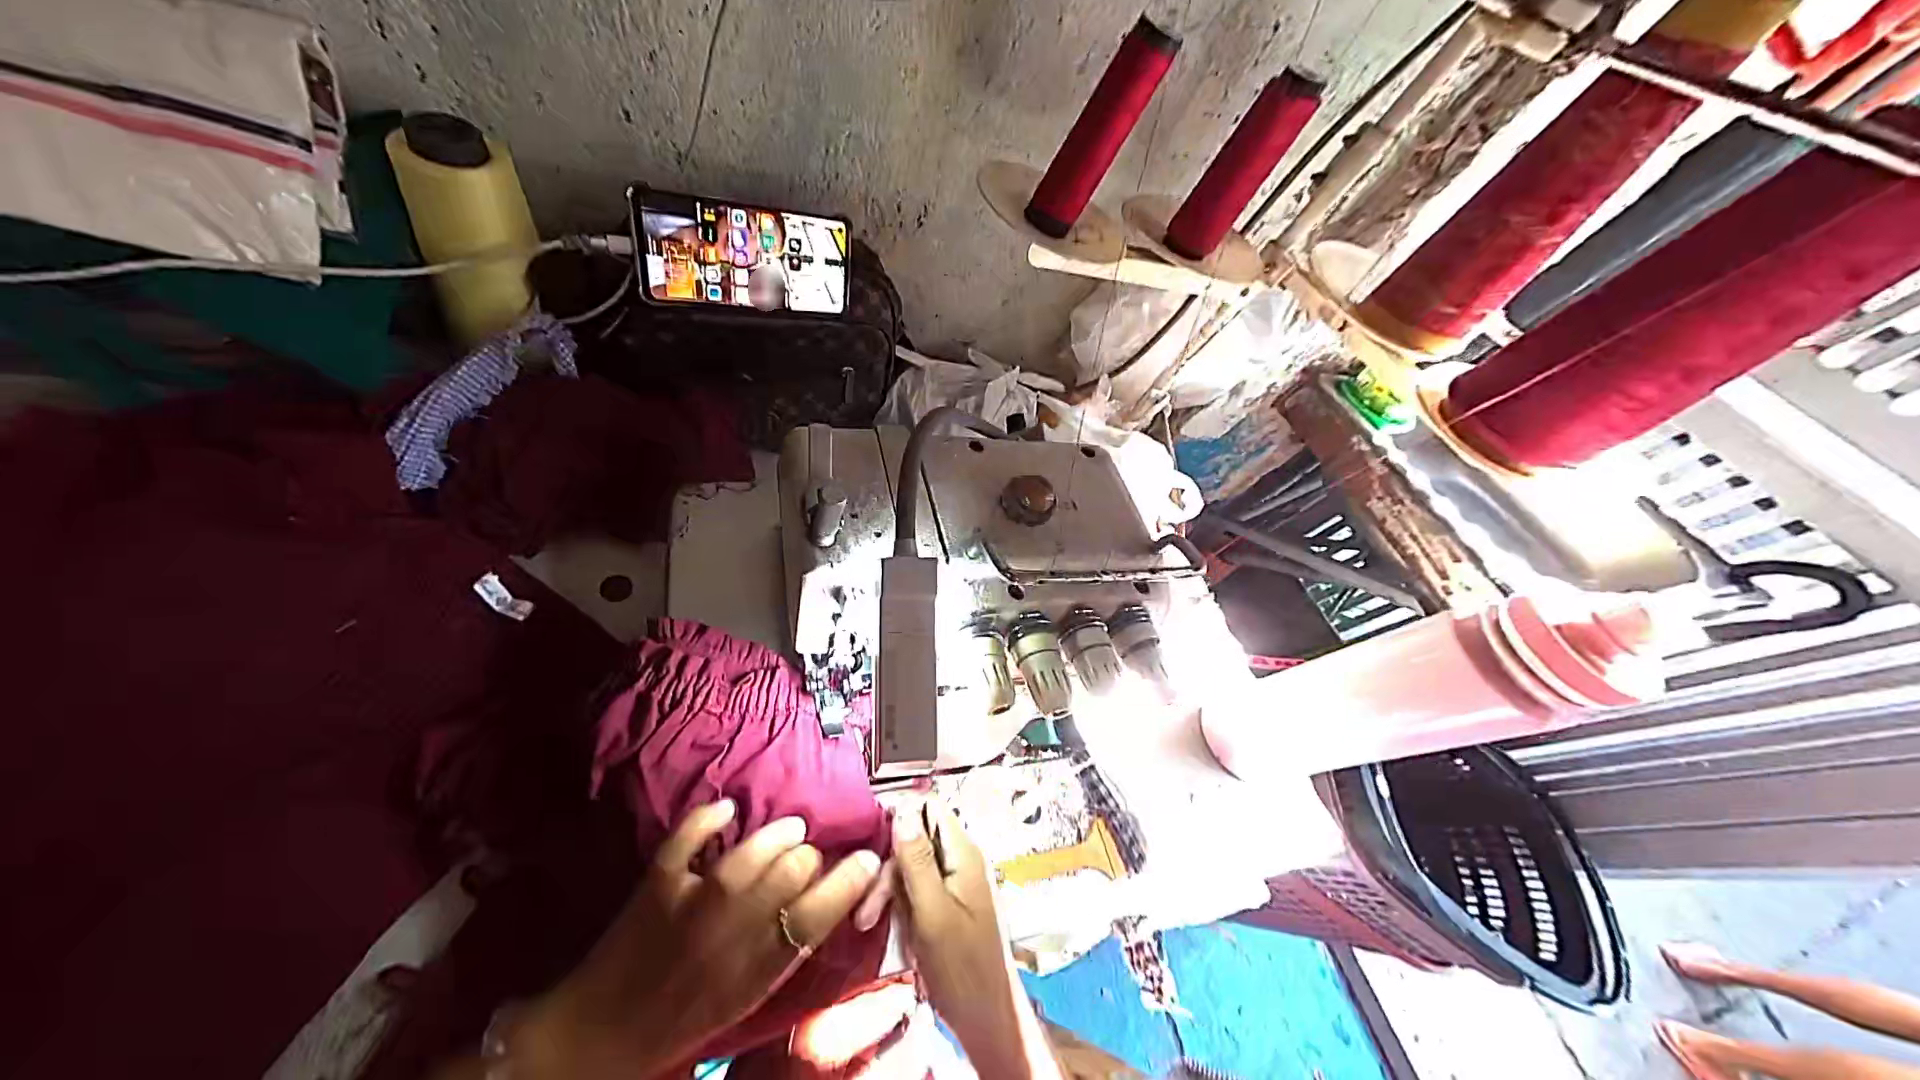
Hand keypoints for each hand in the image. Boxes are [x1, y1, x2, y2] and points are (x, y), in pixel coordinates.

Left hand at [509, 800, 883, 1079]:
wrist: (601, 1035)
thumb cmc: (686, 1017)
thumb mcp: (750, 995)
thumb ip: (787, 948)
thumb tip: (827, 895)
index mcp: (760, 966)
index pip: (820, 912)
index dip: (851, 879)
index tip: (868, 858)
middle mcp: (732, 931)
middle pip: (794, 867)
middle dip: (810, 857)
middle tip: (806, 858)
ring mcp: (694, 902)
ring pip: (755, 848)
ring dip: (780, 833)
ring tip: (788, 831)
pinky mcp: (659, 882)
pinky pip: (691, 835)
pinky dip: (710, 816)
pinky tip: (727, 809)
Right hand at [890, 800, 1057, 1079]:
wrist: (986, 1020)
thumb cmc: (962, 967)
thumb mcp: (933, 911)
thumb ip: (917, 860)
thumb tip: (901, 809)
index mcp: (963, 853)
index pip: (930, 807)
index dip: (899, 814)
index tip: (868, 839)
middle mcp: (960, 861)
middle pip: (915, 838)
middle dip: (888, 866)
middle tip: (867, 906)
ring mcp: (954, 884)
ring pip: (911, 866)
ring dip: (889, 890)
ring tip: (871, 921)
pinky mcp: (946, 906)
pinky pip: (916, 889)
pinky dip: (899, 904)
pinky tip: (887, 926)